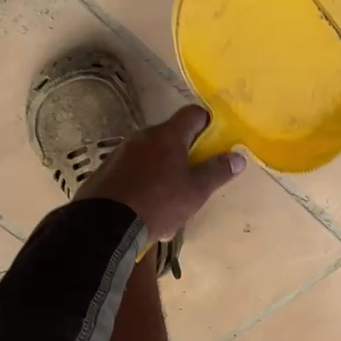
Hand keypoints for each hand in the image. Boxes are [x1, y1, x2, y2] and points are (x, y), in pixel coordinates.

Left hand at [76, 105, 245, 240]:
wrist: (101, 226)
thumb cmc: (157, 203)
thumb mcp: (195, 191)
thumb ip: (217, 171)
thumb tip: (239, 156)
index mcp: (168, 135)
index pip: (193, 114)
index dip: (207, 123)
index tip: (215, 141)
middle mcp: (143, 136)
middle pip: (170, 135)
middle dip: (184, 152)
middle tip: (193, 177)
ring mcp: (120, 153)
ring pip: (150, 154)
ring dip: (162, 169)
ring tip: (168, 200)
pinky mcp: (104, 171)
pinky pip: (131, 170)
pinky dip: (141, 181)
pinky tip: (143, 208)